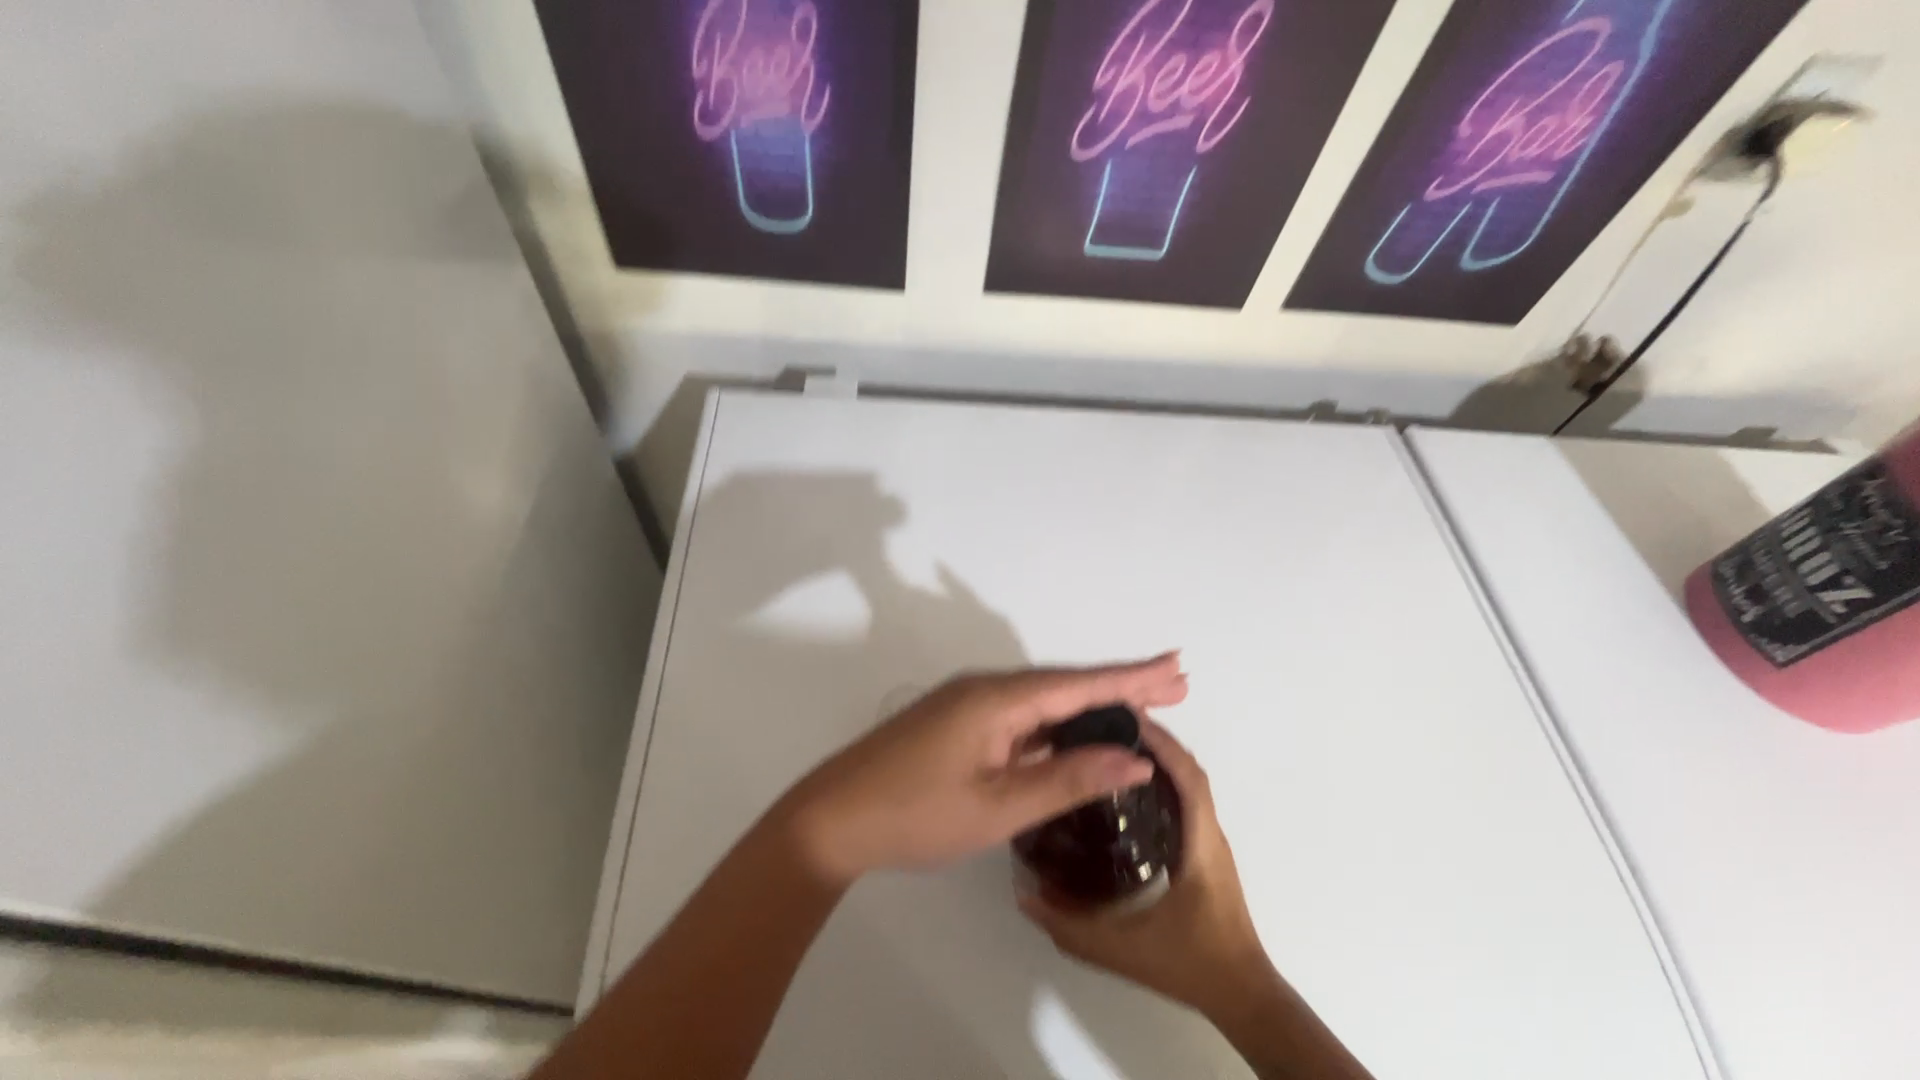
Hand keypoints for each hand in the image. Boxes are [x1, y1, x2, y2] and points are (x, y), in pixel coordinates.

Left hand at [780, 653, 1188, 884]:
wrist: (831, 821)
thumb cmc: (917, 814)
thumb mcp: (1000, 805)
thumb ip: (1068, 780)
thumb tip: (1135, 759)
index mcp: (997, 700)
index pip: (1078, 684)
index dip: (1131, 678)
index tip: (1176, 667)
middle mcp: (984, 691)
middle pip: (1064, 687)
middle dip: (1120, 688)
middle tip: (1176, 684)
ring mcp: (967, 709)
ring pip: (1041, 705)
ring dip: (1089, 709)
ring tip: (1142, 711)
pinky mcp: (955, 728)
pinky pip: (1019, 721)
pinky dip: (1055, 728)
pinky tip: (1077, 741)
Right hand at [1018, 718, 1276, 1016]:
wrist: (1242, 996)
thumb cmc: (1190, 963)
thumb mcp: (1121, 948)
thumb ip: (1068, 924)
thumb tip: (1024, 892)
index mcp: (1199, 842)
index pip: (1186, 774)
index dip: (1159, 741)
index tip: (1121, 718)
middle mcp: (1208, 834)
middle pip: (1186, 770)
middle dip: (1152, 742)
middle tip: (1104, 729)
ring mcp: (1209, 846)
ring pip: (1188, 788)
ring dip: (1157, 763)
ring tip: (1109, 753)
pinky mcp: (1205, 858)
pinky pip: (1185, 807)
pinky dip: (1161, 788)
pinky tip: (1124, 800)